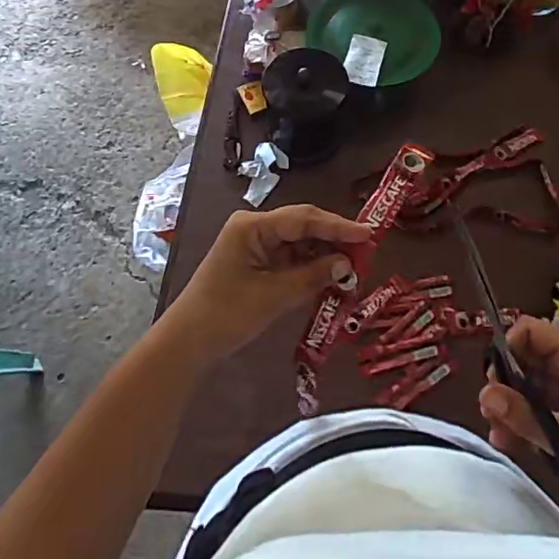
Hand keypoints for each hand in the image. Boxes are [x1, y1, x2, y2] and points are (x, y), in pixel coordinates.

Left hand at [162, 205, 370, 363]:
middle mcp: (254, 227)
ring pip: (299, 242)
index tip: (369, 233)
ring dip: (324, 254)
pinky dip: (311, 266)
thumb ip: (313, 276)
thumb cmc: (227, 313)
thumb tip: (347, 264)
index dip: (338, 226)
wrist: (189, 340)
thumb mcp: (274, 295)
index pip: (303, 219)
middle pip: (302, 226)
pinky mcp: (257, 261)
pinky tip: (332, 275)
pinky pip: (290, 257)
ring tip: (356, 265)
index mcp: (252, 225)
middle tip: (368, 251)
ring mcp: (255, 243)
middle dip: (334, 238)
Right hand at [479, 316, 558, 511]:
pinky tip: (510, 441)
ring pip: (523, 380)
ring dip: (508, 405)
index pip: (529, 329)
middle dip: (503, 385)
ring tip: (499, 435)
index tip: (495, 382)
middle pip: (522, 355)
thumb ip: (521, 414)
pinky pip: (532, 399)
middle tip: (491, 414)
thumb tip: (483, 394)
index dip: (507, 348)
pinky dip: (520, 417)